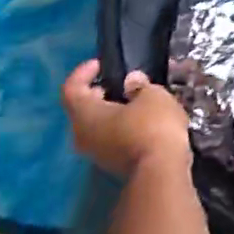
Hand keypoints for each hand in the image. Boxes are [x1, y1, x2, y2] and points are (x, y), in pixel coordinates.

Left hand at [60, 60, 192, 177]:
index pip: (72, 88)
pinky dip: (122, 125)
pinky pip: (111, 137)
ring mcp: (96, 152)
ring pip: (98, 124)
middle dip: (101, 92)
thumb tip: (131, 81)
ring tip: (138, 101)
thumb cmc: (152, 126)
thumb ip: (140, 85)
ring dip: (114, 111)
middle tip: (122, 82)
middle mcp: (82, 134)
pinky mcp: (112, 162)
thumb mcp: (153, 96)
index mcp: (85, 113)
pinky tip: (145, 120)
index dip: (84, 72)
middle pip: (83, 107)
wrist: (161, 169)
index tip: (101, 63)